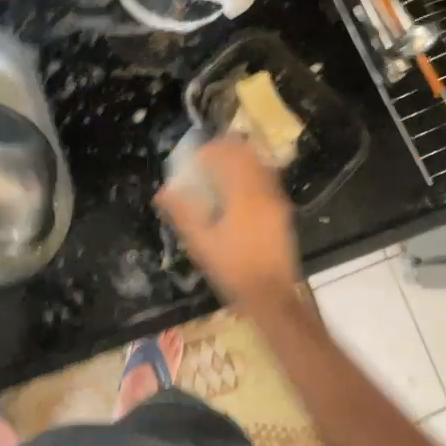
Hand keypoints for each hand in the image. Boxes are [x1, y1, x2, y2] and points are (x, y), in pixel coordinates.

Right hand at [155, 138, 299, 310]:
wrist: (271, 295)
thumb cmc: (232, 269)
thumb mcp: (201, 242)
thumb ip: (182, 212)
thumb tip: (162, 191)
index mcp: (244, 195)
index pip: (229, 155)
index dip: (211, 150)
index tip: (196, 156)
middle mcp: (264, 191)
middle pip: (247, 155)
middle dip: (227, 151)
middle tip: (208, 159)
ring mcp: (277, 201)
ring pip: (260, 166)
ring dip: (241, 161)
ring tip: (222, 172)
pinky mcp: (283, 212)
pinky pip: (267, 181)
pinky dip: (252, 175)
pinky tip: (239, 193)